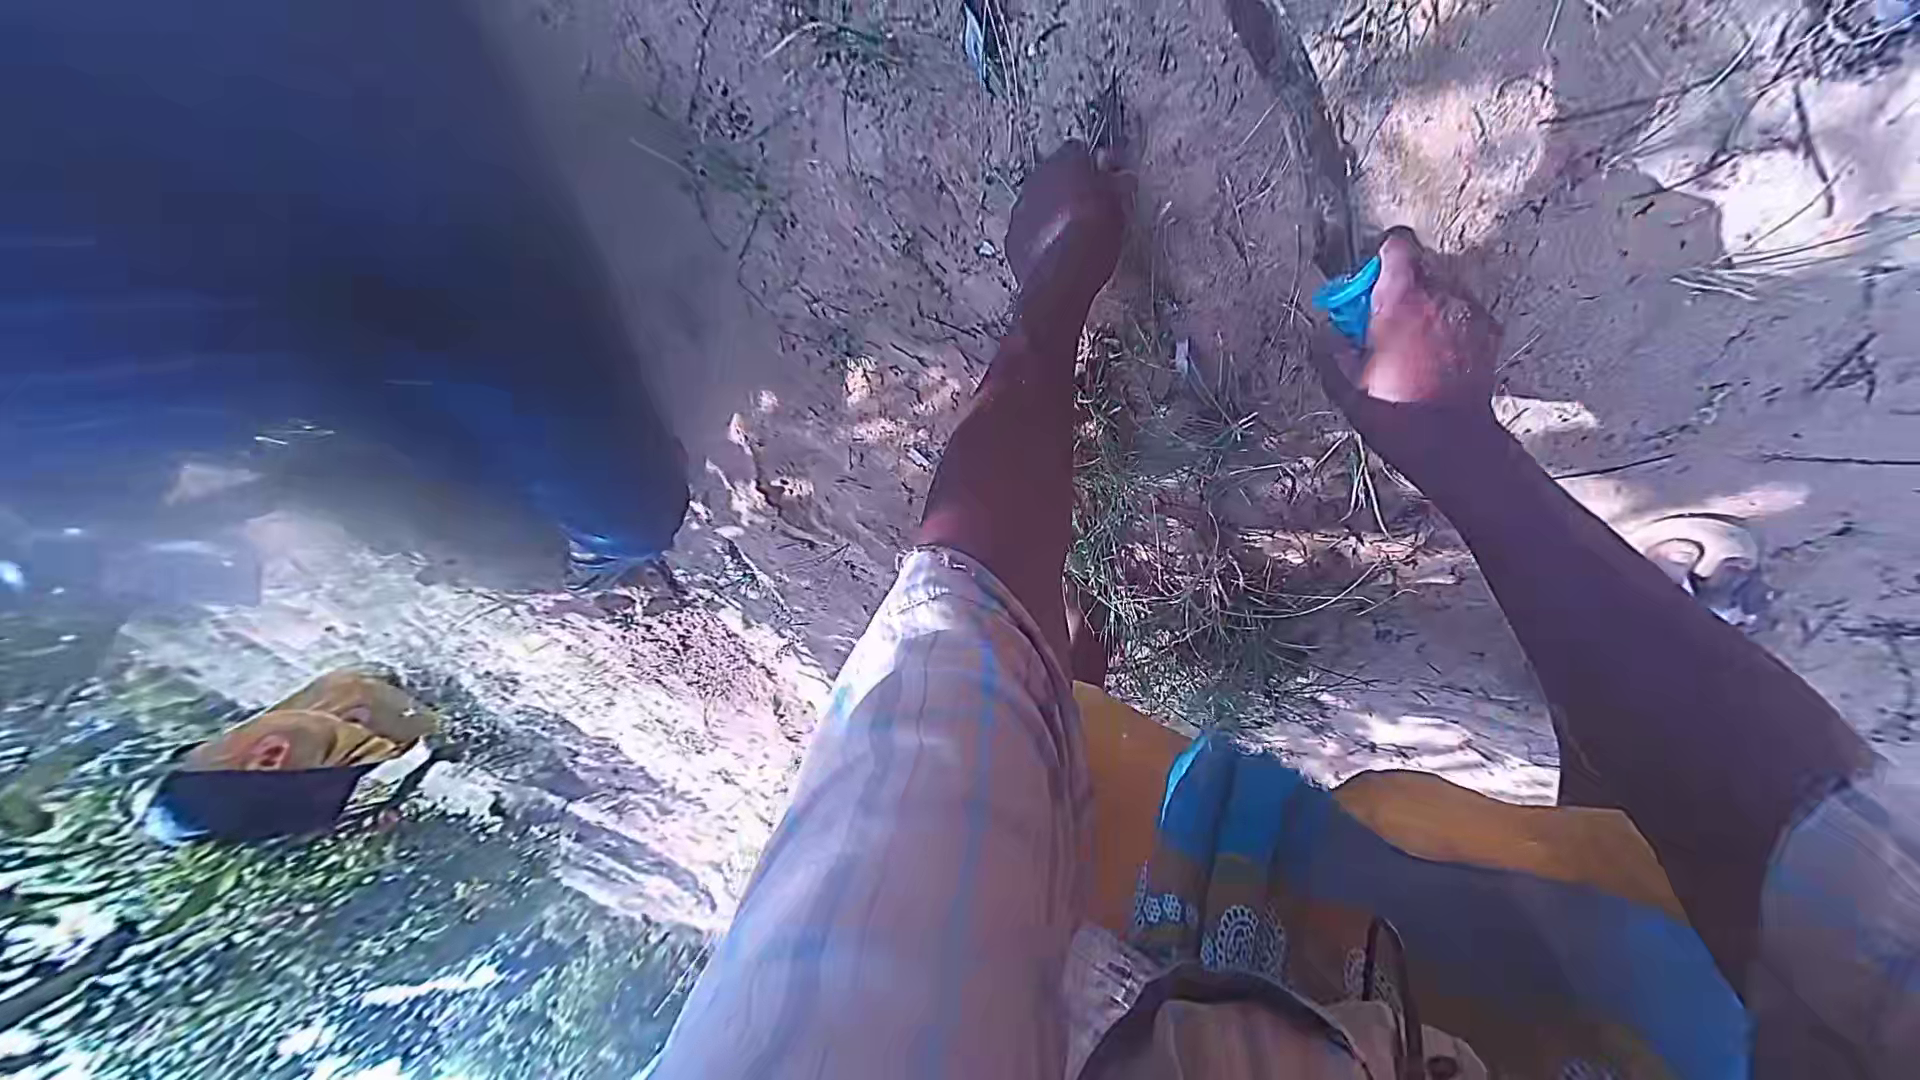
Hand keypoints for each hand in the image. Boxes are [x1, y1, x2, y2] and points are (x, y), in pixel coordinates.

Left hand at [1006, 142, 1131, 309]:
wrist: (1066, 274)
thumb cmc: (1094, 236)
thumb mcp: (1118, 206)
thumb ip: (1116, 186)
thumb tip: (1120, 181)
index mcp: (1064, 162)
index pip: (1077, 152)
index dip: (1091, 168)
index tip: (1102, 182)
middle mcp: (1036, 181)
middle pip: (1052, 179)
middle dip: (1067, 192)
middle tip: (1086, 211)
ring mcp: (1020, 211)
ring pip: (1035, 206)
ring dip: (1049, 216)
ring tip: (1069, 237)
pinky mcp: (1012, 241)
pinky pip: (1025, 234)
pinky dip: (1037, 241)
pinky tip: (1053, 254)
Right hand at [1313, 228, 1502, 474]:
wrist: (1448, 439)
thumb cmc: (1392, 411)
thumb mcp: (1344, 384)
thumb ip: (1330, 348)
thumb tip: (1324, 331)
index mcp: (1401, 302)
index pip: (1395, 246)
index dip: (1377, 260)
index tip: (1363, 288)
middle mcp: (1440, 296)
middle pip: (1416, 269)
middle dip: (1394, 289)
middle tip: (1375, 325)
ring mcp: (1469, 311)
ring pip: (1440, 289)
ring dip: (1419, 306)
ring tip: (1403, 345)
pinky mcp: (1487, 329)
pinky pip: (1460, 311)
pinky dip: (1443, 322)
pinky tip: (1429, 356)